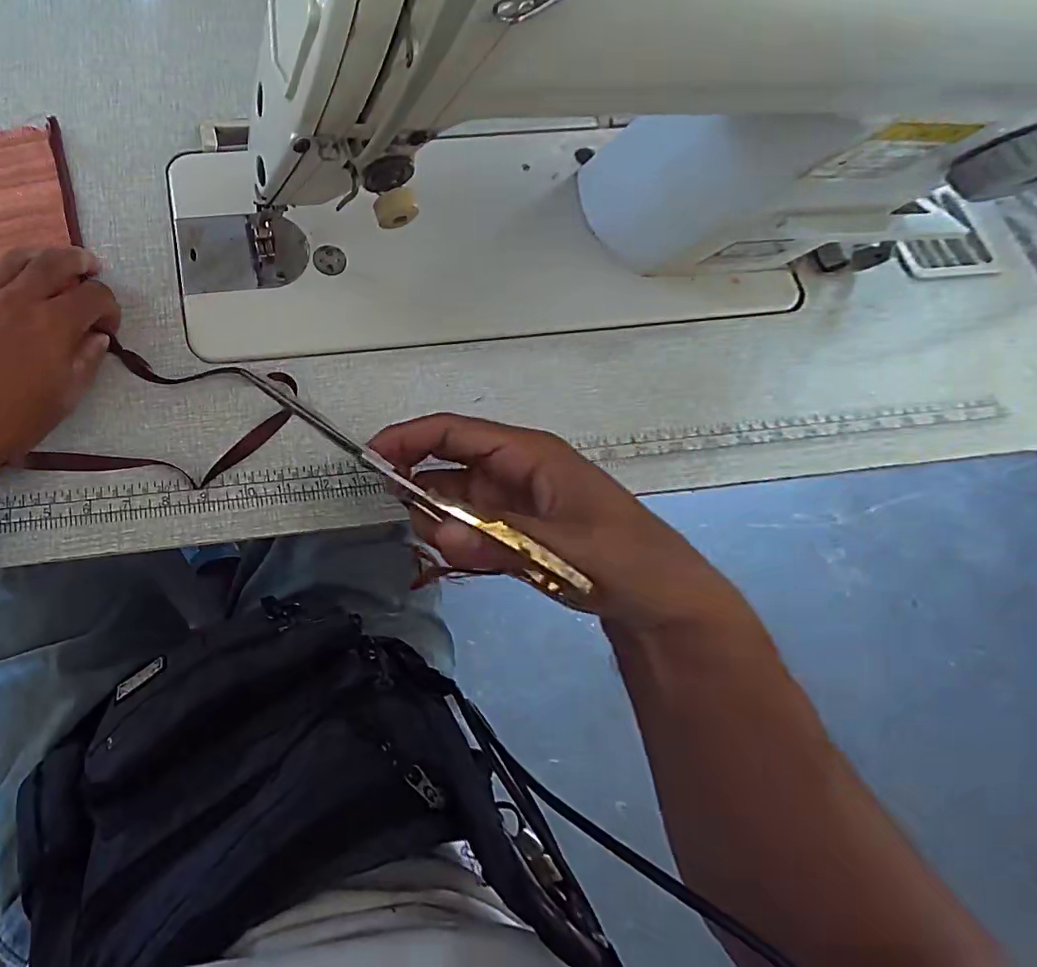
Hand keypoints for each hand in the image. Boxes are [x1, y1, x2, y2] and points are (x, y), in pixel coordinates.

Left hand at [0, 247, 119, 495]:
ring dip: (43, 257)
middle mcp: (22, 300)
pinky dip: (1, 273)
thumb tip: (97, 337)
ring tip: (55, 266)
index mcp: (54, 323)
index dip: (109, 307)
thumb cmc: (16, 420)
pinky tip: (9, 286)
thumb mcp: (67, 397)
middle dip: (81, 261)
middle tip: (92, 269)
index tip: (110, 326)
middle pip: (56, 261)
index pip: (94, 296)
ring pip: (18, 259)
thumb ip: (87, 360)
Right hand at [369, 414, 748, 629]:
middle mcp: (515, 470)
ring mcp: (513, 501)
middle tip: (409, 519)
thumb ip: (497, 541)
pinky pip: (467, 527)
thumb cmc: (625, 560)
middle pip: (446, 462)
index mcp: (529, 454)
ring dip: (439, 520)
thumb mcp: (563, 547)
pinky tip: (463, 559)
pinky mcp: (513, 530)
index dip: (410, 437)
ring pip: (453, 498)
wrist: (665, 604)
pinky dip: (456, 540)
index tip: (372, 457)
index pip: (455, 432)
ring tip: (454, 549)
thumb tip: (438, 534)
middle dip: (419, 486)